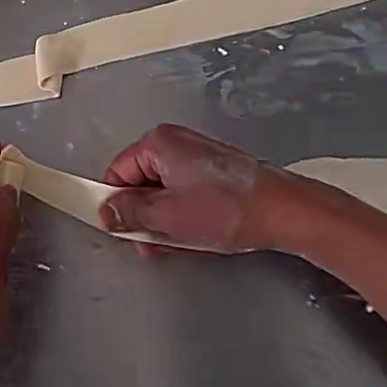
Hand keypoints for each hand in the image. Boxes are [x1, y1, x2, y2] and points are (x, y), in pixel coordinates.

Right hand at [99, 123, 319, 253]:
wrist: (283, 211)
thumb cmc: (223, 210)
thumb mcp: (168, 216)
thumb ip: (130, 212)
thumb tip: (104, 211)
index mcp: (158, 143)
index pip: (117, 171)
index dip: (116, 203)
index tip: (122, 232)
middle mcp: (174, 141)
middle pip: (140, 180)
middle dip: (143, 215)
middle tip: (152, 245)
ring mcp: (195, 154)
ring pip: (163, 190)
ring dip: (163, 219)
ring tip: (179, 243)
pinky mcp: (213, 169)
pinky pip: (183, 190)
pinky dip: (182, 213)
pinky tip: (195, 235)